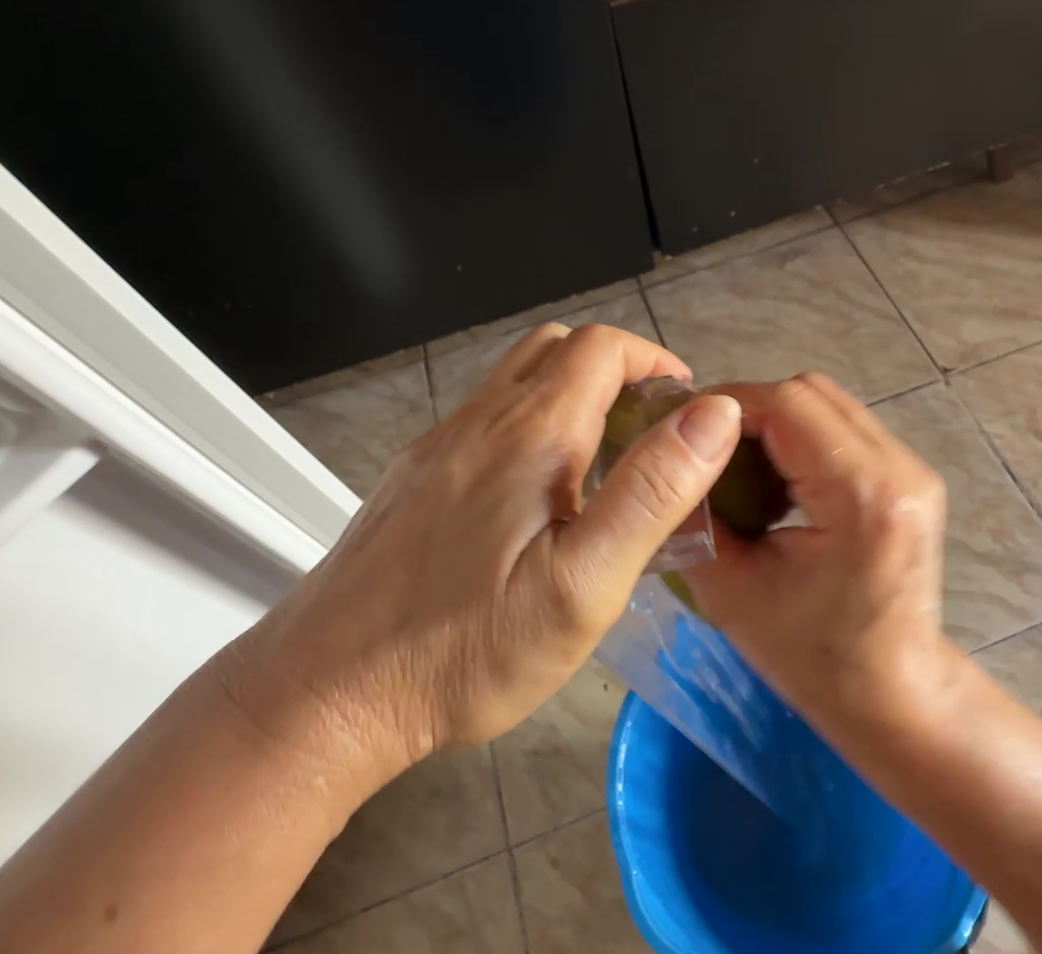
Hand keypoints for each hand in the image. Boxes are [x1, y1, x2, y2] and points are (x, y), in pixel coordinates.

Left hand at [223, 324, 741, 790]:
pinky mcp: (412, 479)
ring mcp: (436, 448)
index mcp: (531, 434)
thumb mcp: (585, 582)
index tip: (687, 407)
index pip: (602, 347)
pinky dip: (530, 424)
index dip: (655, 360)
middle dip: (617, 369)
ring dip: (572, 394)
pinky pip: (483, 421)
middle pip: (556, 348)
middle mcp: (478, 422)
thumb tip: (714, 413)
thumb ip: (653, 491)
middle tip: (651, 432)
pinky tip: (536, 500)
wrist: (327, 694)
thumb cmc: (468, 649)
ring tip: (604, 463)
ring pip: (515, 381)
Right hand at [689, 373, 958, 725]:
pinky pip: (843, 430)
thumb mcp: (732, 593)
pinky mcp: (910, 479)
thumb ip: (694, 516)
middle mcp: (899, 468)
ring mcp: (913, 469)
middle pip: (810, 392)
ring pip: (827, 405)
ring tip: (735, 469)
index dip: (724, 405)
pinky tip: (775, 484)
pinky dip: (799, 440)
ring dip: (774, 425)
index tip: (677, 433)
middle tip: (702, 453)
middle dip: (747, 411)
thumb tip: (663, 459)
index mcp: (862, 494)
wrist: (895, 696)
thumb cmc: (813, 659)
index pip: (786, 403)